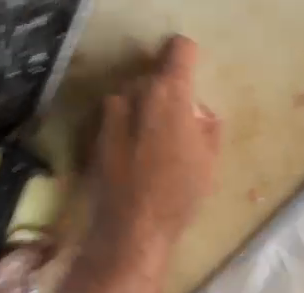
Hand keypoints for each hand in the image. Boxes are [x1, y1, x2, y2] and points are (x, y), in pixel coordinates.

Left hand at [88, 36, 220, 256]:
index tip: (192, 80)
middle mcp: (135, 92)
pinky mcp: (95, 138)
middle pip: (153, 77)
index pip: (180, 49)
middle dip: (165, 96)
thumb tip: (199, 115)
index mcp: (169, 92)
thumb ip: (208, 128)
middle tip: (175, 129)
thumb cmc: (177, 197)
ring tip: (151, 149)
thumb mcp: (209, 163)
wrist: (131, 231)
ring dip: (142, 114)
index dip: (188, 60)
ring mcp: (110, 115)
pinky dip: (125, 134)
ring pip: (131, 100)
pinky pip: (116, 124)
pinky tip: (133, 164)